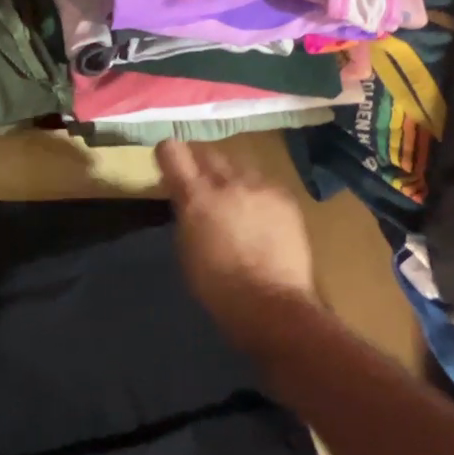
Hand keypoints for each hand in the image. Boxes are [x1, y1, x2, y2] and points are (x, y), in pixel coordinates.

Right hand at [155, 141, 318, 339]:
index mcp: (195, 196)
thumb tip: (187, 197)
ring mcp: (260, 187)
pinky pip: (264, 182)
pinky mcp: (286, 198)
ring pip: (239, 165)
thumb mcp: (185, 243)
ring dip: (231, 176)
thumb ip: (186, 211)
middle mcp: (227, 182)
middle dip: (200, 164)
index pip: (172, 150)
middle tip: (201, 184)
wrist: (271, 303)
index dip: (168, 153)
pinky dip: (256, 192)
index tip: (167, 164)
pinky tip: (260, 214)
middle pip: (208, 152)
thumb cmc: (216, 283)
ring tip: (234, 199)